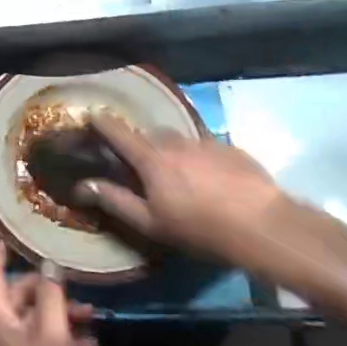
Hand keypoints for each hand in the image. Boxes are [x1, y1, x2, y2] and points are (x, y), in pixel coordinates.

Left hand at [0, 240, 94, 345]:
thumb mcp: (54, 335)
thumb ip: (51, 296)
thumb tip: (48, 265)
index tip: (5, 234)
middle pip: (18, 297)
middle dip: (48, 290)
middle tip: (79, 289)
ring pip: (33, 321)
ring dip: (61, 315)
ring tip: (93, 319)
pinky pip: (40, 344)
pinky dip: (61, 339)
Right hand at [78, 117, 290, 265]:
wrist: (264, 227)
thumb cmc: (199, 228)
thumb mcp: (150, 223)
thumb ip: (115, 201)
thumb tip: (82, 186)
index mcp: (151, 159)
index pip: (118, 132)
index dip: (101, 122)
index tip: (91, 117)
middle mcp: (176, 142)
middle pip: (150, 135)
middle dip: (141, 145)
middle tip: (141, 165)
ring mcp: (206, 143)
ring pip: (179, 140)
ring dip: (172, 151)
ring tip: (178, 174)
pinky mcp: (231, 150)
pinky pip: (205, 148)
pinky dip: (198, 158)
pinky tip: (208, 179)